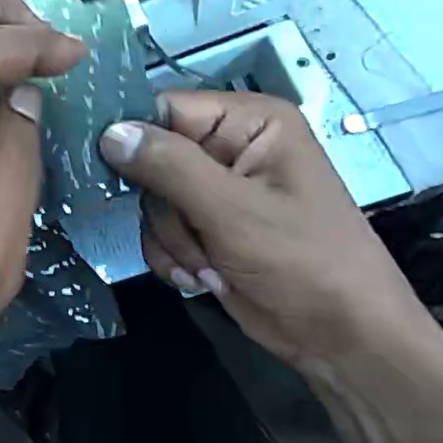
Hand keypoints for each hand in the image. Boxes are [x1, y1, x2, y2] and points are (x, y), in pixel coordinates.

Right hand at [97, 91, 436, 377]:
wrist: (338, 334)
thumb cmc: (302, 259)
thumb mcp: (234, 210)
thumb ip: (170, 167)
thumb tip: (110, 132)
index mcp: (250, 122)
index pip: (168, 108)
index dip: (136, 138)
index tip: (105, 171)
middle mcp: (232, 148)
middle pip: (154, 159)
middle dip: (166, 210)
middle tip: (194, 239)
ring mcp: (220, 192)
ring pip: (154, 202)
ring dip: (171, 240)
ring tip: (206, 266)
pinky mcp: (211, 229)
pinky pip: (164, 232)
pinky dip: (174, 258)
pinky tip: (201, 279)